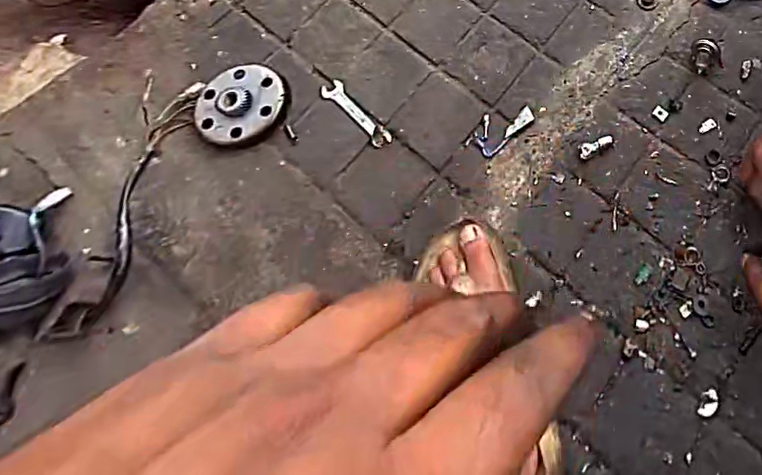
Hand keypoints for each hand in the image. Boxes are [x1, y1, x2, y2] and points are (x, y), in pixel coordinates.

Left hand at [0, 282, 595, 474]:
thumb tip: (499, 463)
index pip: (511, 397)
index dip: (558, 357)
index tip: (582, 334)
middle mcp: (332, 421)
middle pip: (452, 330)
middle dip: (499, 318)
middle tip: (517, 317)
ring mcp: (250, 384)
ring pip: (379, 304)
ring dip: (426, 304)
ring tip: (444, 308)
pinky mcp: (179, 373)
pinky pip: (288, 306)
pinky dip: (331, 308)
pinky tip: (334, 319)